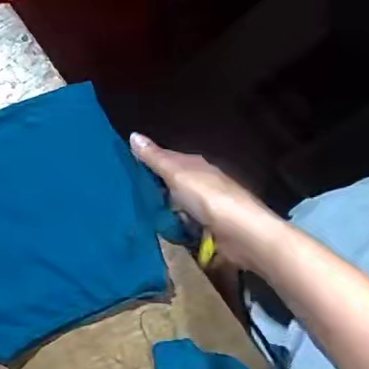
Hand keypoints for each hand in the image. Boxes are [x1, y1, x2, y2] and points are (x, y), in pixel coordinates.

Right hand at [129, 133, 281, 269]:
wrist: (243, 233)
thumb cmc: (208, 197)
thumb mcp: (176, 174)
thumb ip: (155, 158)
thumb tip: (133, 134)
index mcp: (195, 164)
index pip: (167, 158)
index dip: (148, 161)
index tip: (125, 169)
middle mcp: (203, 182)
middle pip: (173, 183)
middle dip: (155, 188)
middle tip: (127, 197)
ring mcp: (208, 207)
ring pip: (179, 205)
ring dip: (166, 211)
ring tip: (139, 218)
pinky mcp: (211, 229)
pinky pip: (186, 225)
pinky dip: (176, 228)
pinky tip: (164, 233)